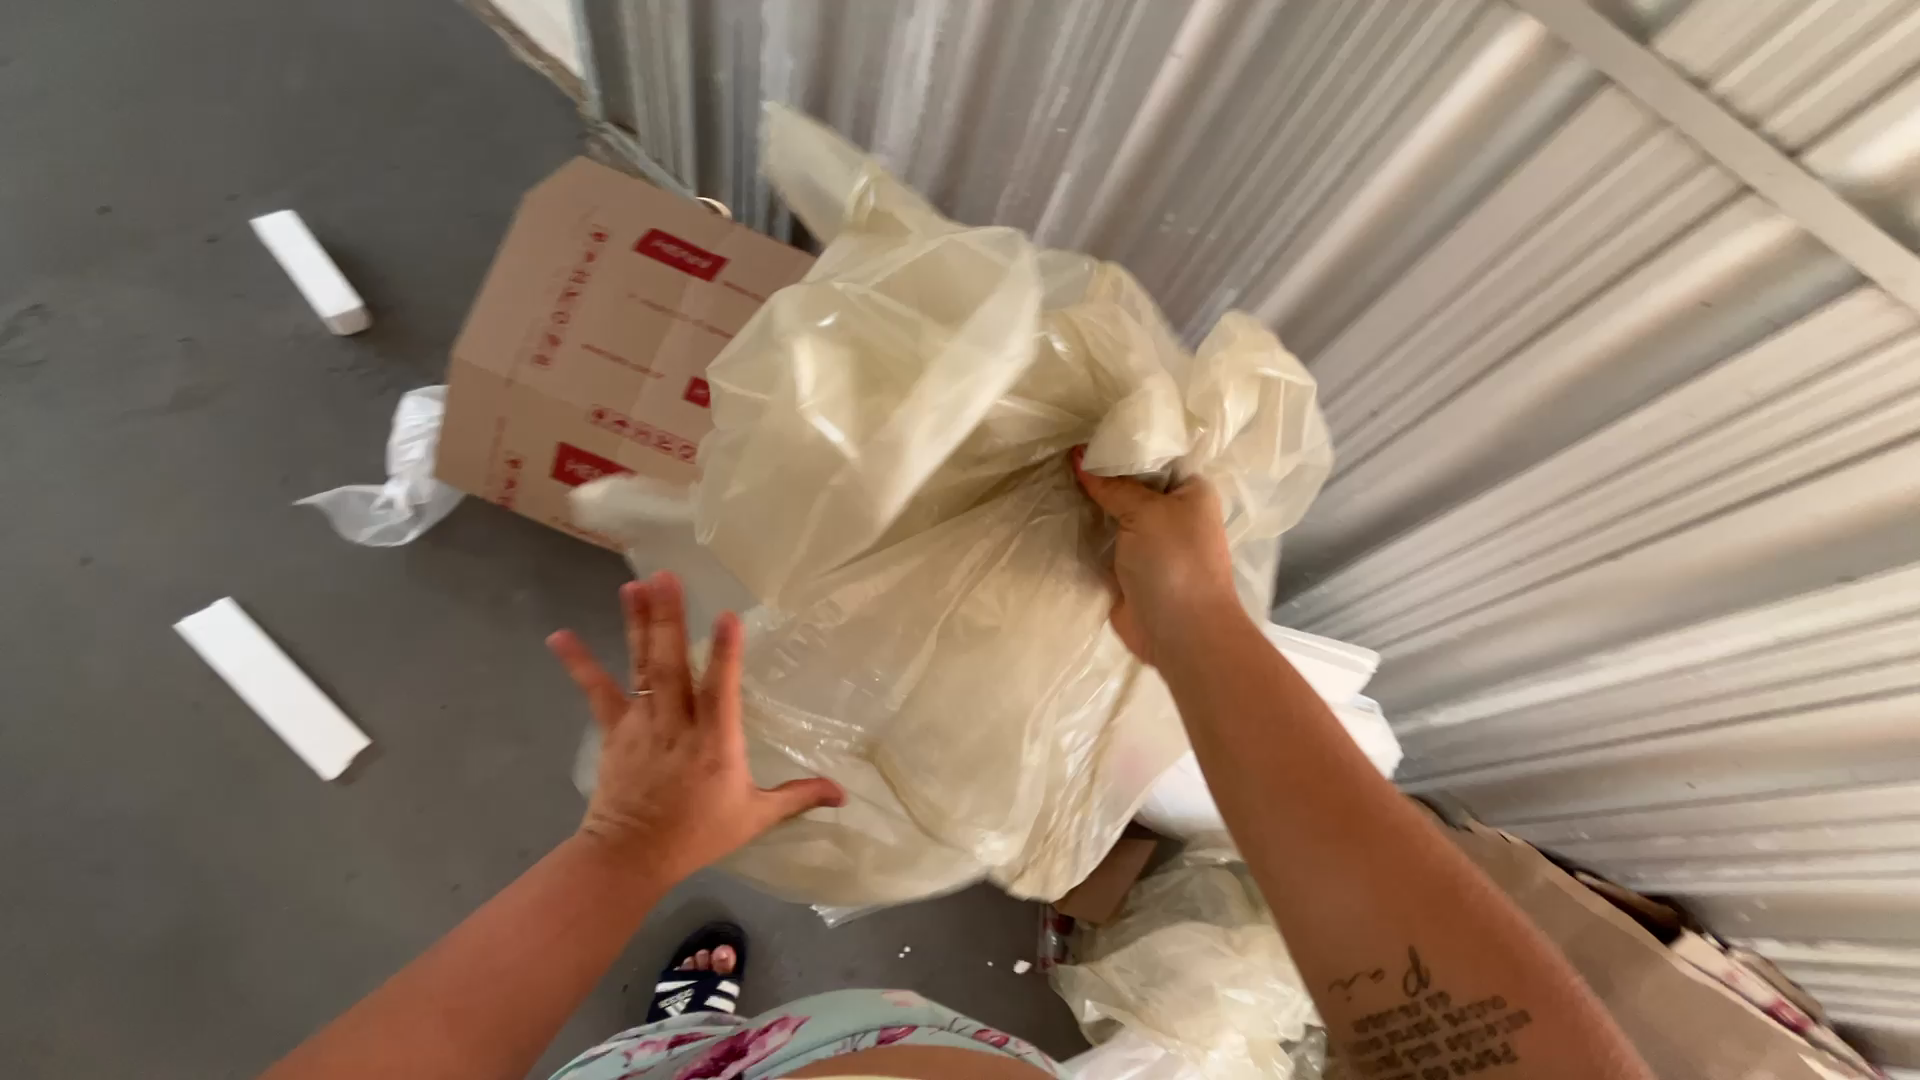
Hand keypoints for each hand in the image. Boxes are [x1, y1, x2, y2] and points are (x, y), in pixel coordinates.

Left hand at [545, 573, 844, 882]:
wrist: (630, 859)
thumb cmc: (698, 834)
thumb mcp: (754, 817)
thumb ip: (798, 797)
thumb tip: (846, 793)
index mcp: (714, 744)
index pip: (721, 691)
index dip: (725, 654)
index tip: (726, 616)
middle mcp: (676, 727)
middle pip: (672, 667)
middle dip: (669, 620)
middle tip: (666, 578)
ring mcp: (641, 726)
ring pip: (640, 669)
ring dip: (637, 626)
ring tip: (633, 586)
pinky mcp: (614, 731)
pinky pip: (597, 692)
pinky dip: (579, 663)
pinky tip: (559, 635)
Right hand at [1071, 447, 1245, 665]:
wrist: (1181, 633)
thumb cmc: (1175, 562)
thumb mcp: (1146, 512)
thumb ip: (1112, 485)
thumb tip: (1078, 456)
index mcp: (1189, 492)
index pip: (1154, 457)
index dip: (1120, 446)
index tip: (1083, 434)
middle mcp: (1170, 514)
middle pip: (1128, 486)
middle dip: (1098, 475)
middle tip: (1056, 454)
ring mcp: (1146, 543)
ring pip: (1110, 515)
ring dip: (1086, 505)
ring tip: (1049, 478)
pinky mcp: (1124, 568)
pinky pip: (1099, 543)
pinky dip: (1081, 533)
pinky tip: (1054, 513)